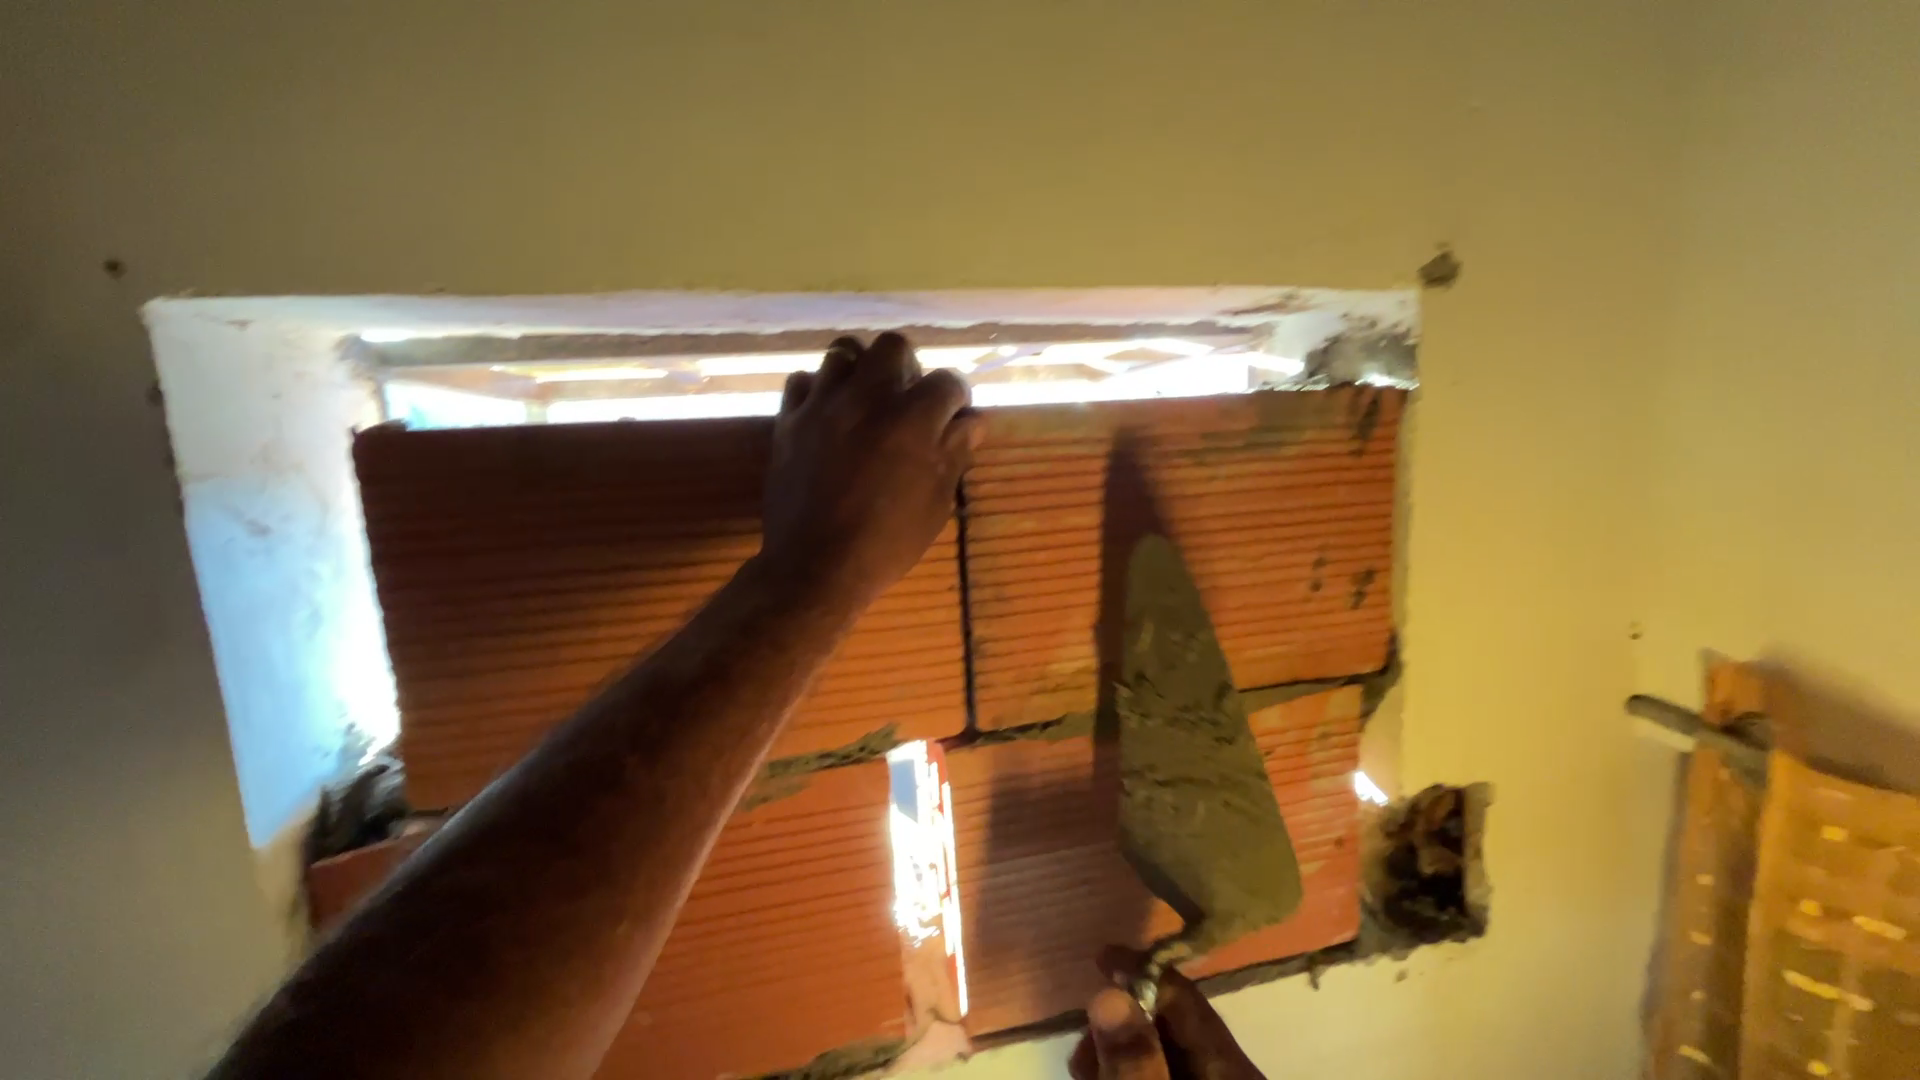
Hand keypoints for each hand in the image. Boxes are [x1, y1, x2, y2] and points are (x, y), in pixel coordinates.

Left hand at [761, 332, 982, 606]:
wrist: (817, 566)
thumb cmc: (887, 542)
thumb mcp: (936, 503)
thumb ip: (955, 451)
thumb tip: (973, 419)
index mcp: (913, 419)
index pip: (948, 381)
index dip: (956, 398)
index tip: (953, 416)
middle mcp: (868, 398)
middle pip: (894, 346)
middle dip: (908, 367)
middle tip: (907, 400)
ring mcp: (824, 405)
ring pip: (844, 352)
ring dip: (861, 371)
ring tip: (865, 402)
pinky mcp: (789, 419)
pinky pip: (804, 381)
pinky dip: (820, 390)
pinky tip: (829, 415)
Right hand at [1070, 950, 1265, 1079]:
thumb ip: (1135, 1063)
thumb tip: (1107, 993)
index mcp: (1233, 1070)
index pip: (1186, 998)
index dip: (1141, 971)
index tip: (1100, 956)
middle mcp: (1234, 1074)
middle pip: (1175, 1028)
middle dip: (1124, 1025)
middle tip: (1082, 1048)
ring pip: (1168, 1054)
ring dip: (1127, 1053)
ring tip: (1087, 1070)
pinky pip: (1171, 1074)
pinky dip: (1141, 1072)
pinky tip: (1110, 1077)